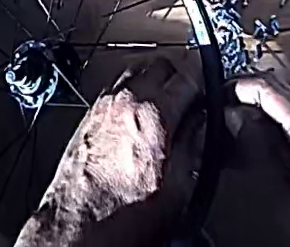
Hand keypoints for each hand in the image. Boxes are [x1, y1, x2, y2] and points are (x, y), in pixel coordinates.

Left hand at [16, 56, 202, 246]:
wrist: (79, 225)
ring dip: (155, 80)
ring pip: (139, 69)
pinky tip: (140, 114)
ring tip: (166, 106)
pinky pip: (119, 83)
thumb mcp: (176, 190)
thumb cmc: (121, 216)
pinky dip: (134, 89)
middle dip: (180, 77)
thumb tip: (203, 126)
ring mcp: (107, 100)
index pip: (188, 75)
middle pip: (163, 64)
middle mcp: (128, 98)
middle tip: (191, 100)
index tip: (210, 90)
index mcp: (154, 114)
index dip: (205, 81)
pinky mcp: (92, 109)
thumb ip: (193, 147)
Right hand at [227, 74, 289, 246]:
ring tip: (229, 136)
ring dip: (252, 114)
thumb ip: (258, 153)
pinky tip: (250, 151)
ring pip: (278, 106)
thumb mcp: (285, 200)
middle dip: (241, 98)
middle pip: (273, 90)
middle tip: (216, 115)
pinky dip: (264, 129)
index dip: (236, 87)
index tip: (213, 99)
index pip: (267, 85)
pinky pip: (286, 125)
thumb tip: (234, 117)